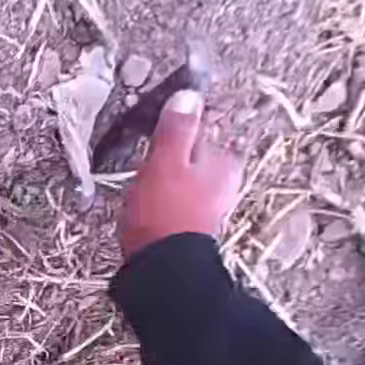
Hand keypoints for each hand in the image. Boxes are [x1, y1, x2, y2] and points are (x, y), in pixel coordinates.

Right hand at [119, 90, 243, 258]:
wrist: (161, 268)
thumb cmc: (164, 215)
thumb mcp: (166, 162)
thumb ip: (177, 129)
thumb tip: (188, 96)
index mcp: (223, 162)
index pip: (202, 125)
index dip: (176, 120)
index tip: (154, 123)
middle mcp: (222, 181)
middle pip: (191, 148)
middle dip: (168, 146)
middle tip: (144, 152)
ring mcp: (206, 201)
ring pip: (181, 170)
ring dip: (161, 167)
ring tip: (140, 176)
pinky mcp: (188, 218)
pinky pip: (173, 190)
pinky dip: (159, 187)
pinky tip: (144, 195)